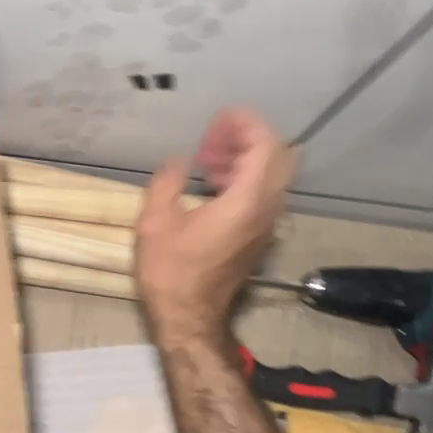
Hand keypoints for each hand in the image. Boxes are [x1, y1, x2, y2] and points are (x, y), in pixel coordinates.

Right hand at [134, 108, 295, 343]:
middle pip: (277, 157)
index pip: (265, 146)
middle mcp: (268, 208)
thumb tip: (176, 161)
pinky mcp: (258, 236)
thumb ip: (167, 183)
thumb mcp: (155, 223)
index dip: (246, 125)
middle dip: (248, 139)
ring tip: (208, 160)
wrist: (190, 315)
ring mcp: (267, 224)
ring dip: (245, 159)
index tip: (221, 117)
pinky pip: (263, 194)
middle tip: (213, 137)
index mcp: (247, 200)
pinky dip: (244, 179)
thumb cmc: (170, 270)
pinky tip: (213, 185)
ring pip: (272, 176)